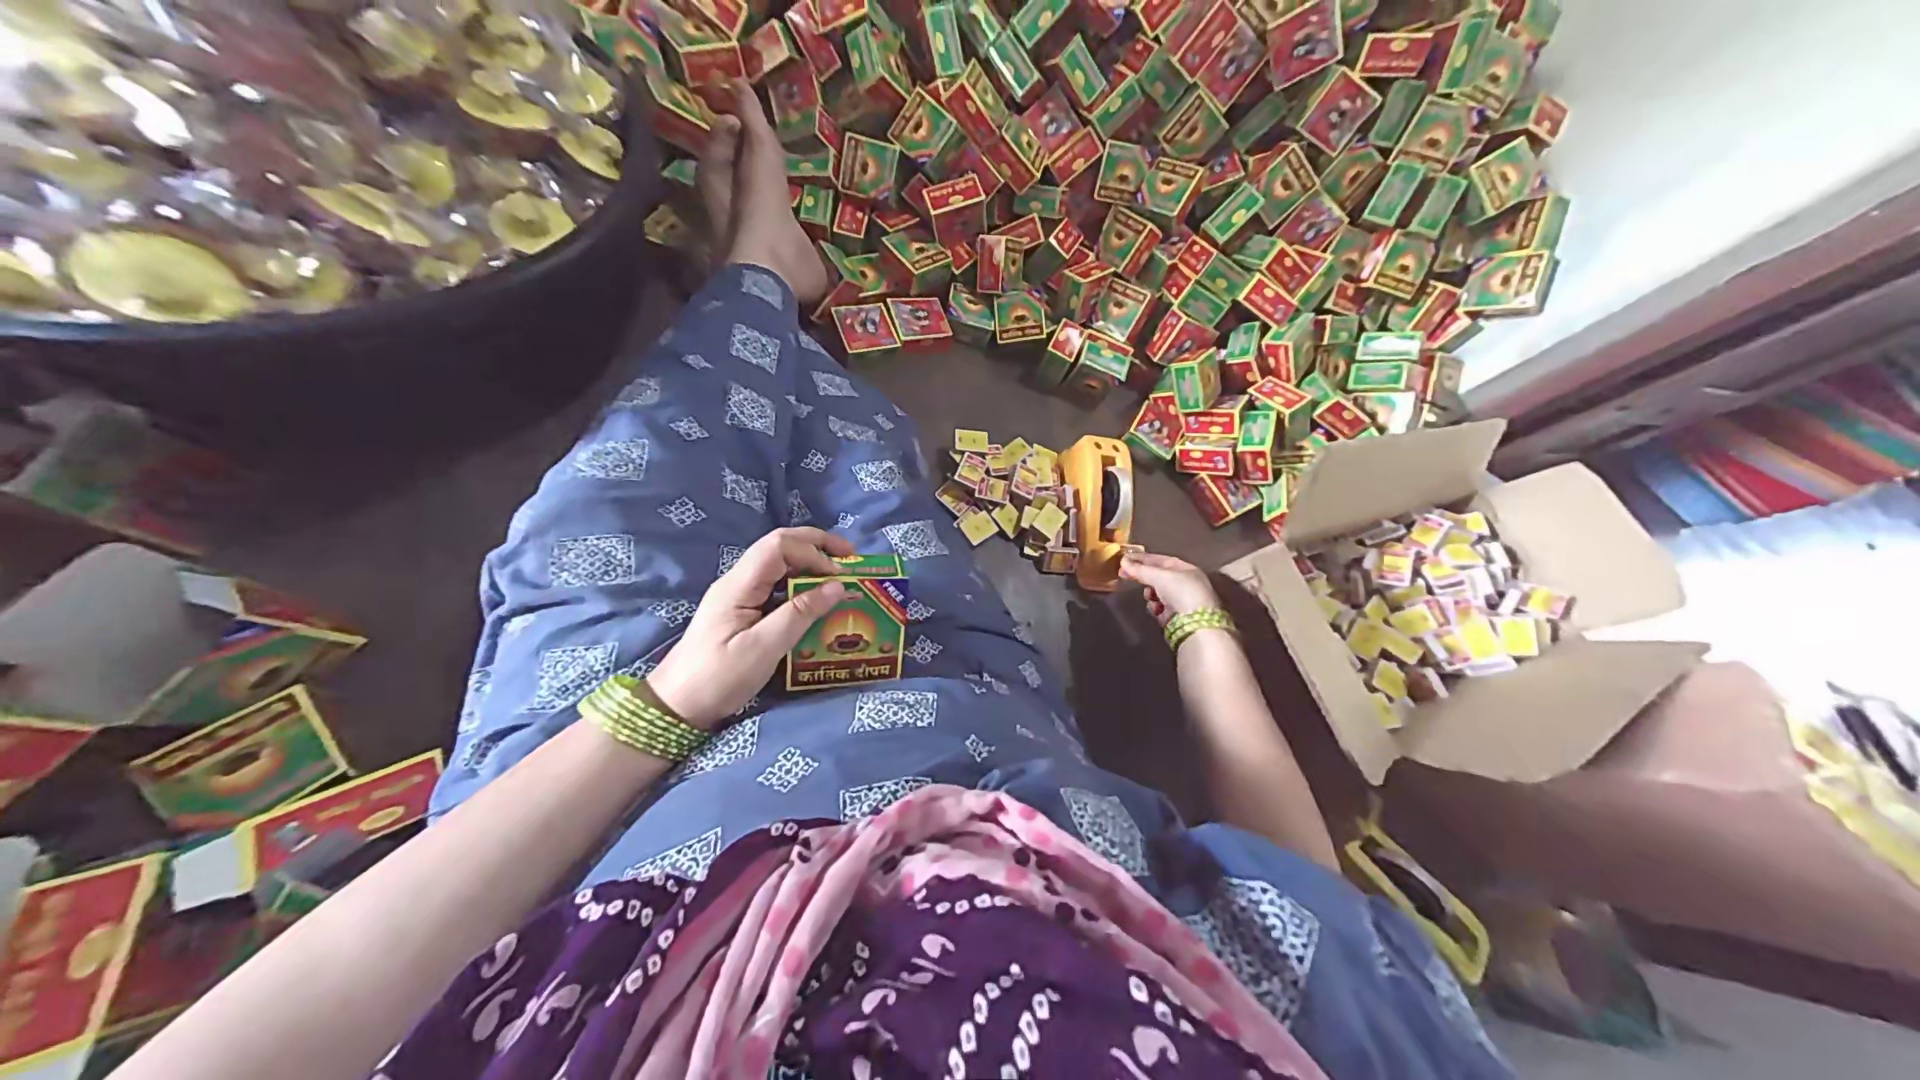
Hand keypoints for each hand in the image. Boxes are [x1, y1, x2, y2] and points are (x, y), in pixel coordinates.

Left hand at [648, 527, 854, 728]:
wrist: (676, 706)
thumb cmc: (718, 678)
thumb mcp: (763, 649)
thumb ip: (800, 614)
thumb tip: (837, 586)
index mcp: (739, 584)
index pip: (779, 546)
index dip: (814, 552)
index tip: (840, 575)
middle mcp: (738, 581)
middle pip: (779, 545)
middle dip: (816, 545)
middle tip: (851, 557)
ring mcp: (739, 596)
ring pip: (778, 564)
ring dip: (810, 564)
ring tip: (839, 577)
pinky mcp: (742, 611)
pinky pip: (776, 586)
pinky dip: (801, 585)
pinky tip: (817, 599)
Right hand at [1120, 551, 1220, 628]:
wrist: (1196, 624)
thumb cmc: (1181, 592)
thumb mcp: (1159, 576)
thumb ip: (1140, 569)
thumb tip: (1123, 561)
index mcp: (1186, 569)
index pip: (1160, 560)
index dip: (1142, 558)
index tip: (1124, 559)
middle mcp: (1185, 583)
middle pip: (1157, 577)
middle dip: (1143, 577)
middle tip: (1124, 575)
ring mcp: (1181, 600)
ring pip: (1156, 593)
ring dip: (1150, 595)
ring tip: (1151, 597)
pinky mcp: (1176, 617)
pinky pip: (1159, 608)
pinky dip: (1156, 608)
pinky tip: (1158, 610)